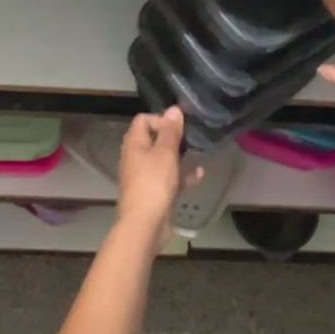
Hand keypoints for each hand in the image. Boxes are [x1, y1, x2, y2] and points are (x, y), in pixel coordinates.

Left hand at [116, 107, 200, 250]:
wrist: (145, 225)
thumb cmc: (154, 183)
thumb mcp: (165, 153)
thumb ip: (170, 131)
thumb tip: (174, 108)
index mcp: (134, 144)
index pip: (143, 120)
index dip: (161, 118)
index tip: (179, 126)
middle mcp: (137, 157)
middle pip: (154, 139)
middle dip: (173, 137)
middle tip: (191, 137)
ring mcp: (145, 176)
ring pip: (163, 159)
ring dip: (179, 156)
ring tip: (197, 151)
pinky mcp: (155, 192)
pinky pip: (170, 178)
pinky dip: (182, 175)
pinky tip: (200, 174)